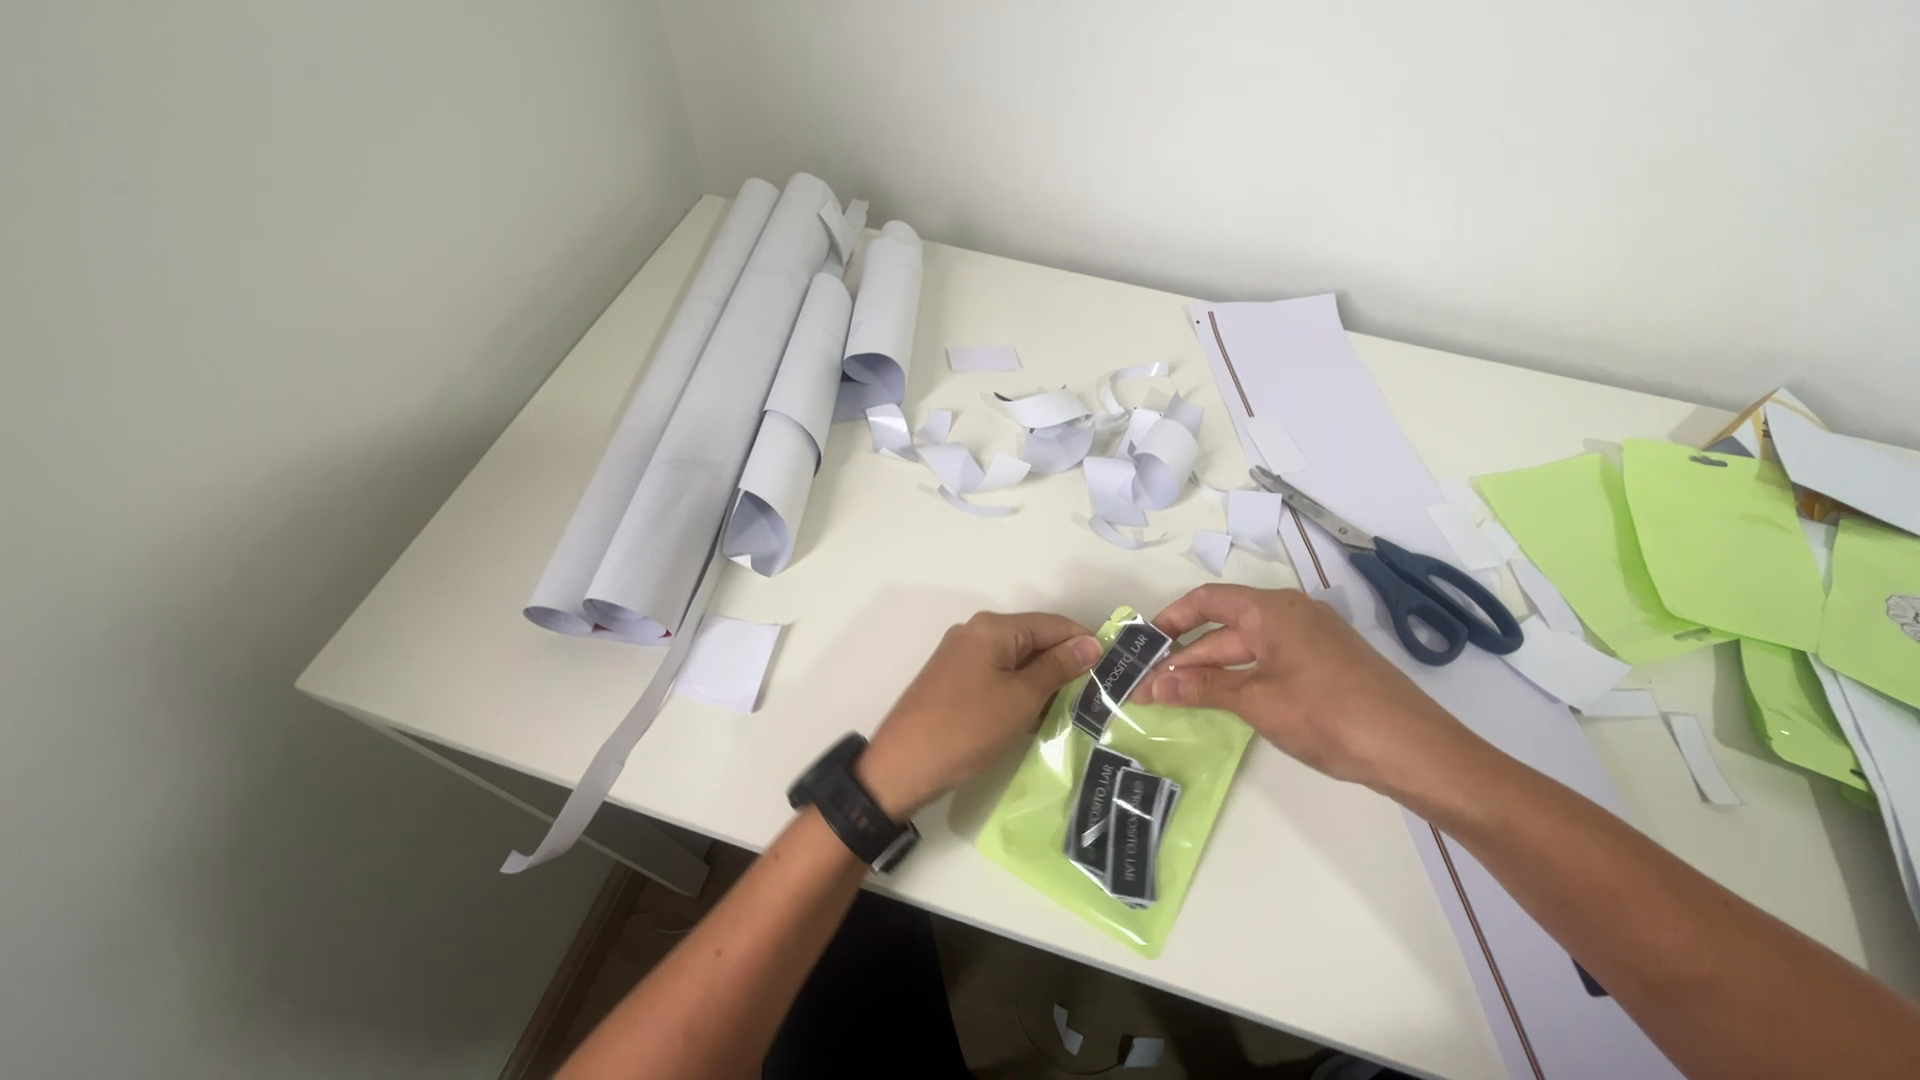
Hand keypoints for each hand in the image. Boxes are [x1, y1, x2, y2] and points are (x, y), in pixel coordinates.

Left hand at [856, 612, 1101, 819]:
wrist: (901, 767)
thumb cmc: (966, 728)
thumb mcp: (1020, 698)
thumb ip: (1057, 667)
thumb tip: (1091, 643)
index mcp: (992, 628)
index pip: (1053, 624)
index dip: (1084, 644)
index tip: (1113, 671)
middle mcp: (975, 633)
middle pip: (1034, 640)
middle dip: (1064, 666)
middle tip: (1096, 697)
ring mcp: (961, 657)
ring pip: (1017, 662)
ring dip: (1043, 684)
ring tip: (1073, 712)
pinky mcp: (954, 682)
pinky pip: (998, 678)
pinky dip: (1019, 694)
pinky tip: (1036, 719)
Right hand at [1131, 584, 1480, 793]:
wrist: (1412, 749)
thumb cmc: (1327, 714)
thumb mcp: (1256, 700)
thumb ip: (1203, 687)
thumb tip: (1154, 685)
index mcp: (1273, 609)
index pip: (1207, 600)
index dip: (1171, 618)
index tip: (1143, 645)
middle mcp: (1292, 614)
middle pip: (1225, 626)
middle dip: (1186, 656)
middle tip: (1149, 686)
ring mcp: (1313, 639)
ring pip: (1248, 647)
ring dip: (1212, 670)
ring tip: (1176, 697)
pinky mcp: (1328, 664)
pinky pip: (1271, 660)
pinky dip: (1241, 677)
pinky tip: (1224, 700)